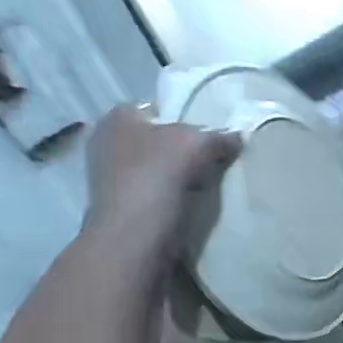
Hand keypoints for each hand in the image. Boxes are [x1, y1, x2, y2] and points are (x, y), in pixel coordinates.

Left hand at [82, 104, 239, 255]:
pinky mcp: (119, 204)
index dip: (185, 118)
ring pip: (156, 167)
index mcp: (118, 117)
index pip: (157, 109)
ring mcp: (109, 176)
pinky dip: (172, 195)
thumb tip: (236, 137)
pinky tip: (190, 202)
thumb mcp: (199, 143)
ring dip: (179, 174)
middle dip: (183, 148)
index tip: (210, 135)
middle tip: (213, 158)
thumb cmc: (159, 174)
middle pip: (157, 139)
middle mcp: (106, 141)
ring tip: (206, 182)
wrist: (134, 234)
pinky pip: (154, 191)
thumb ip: (220, 136)